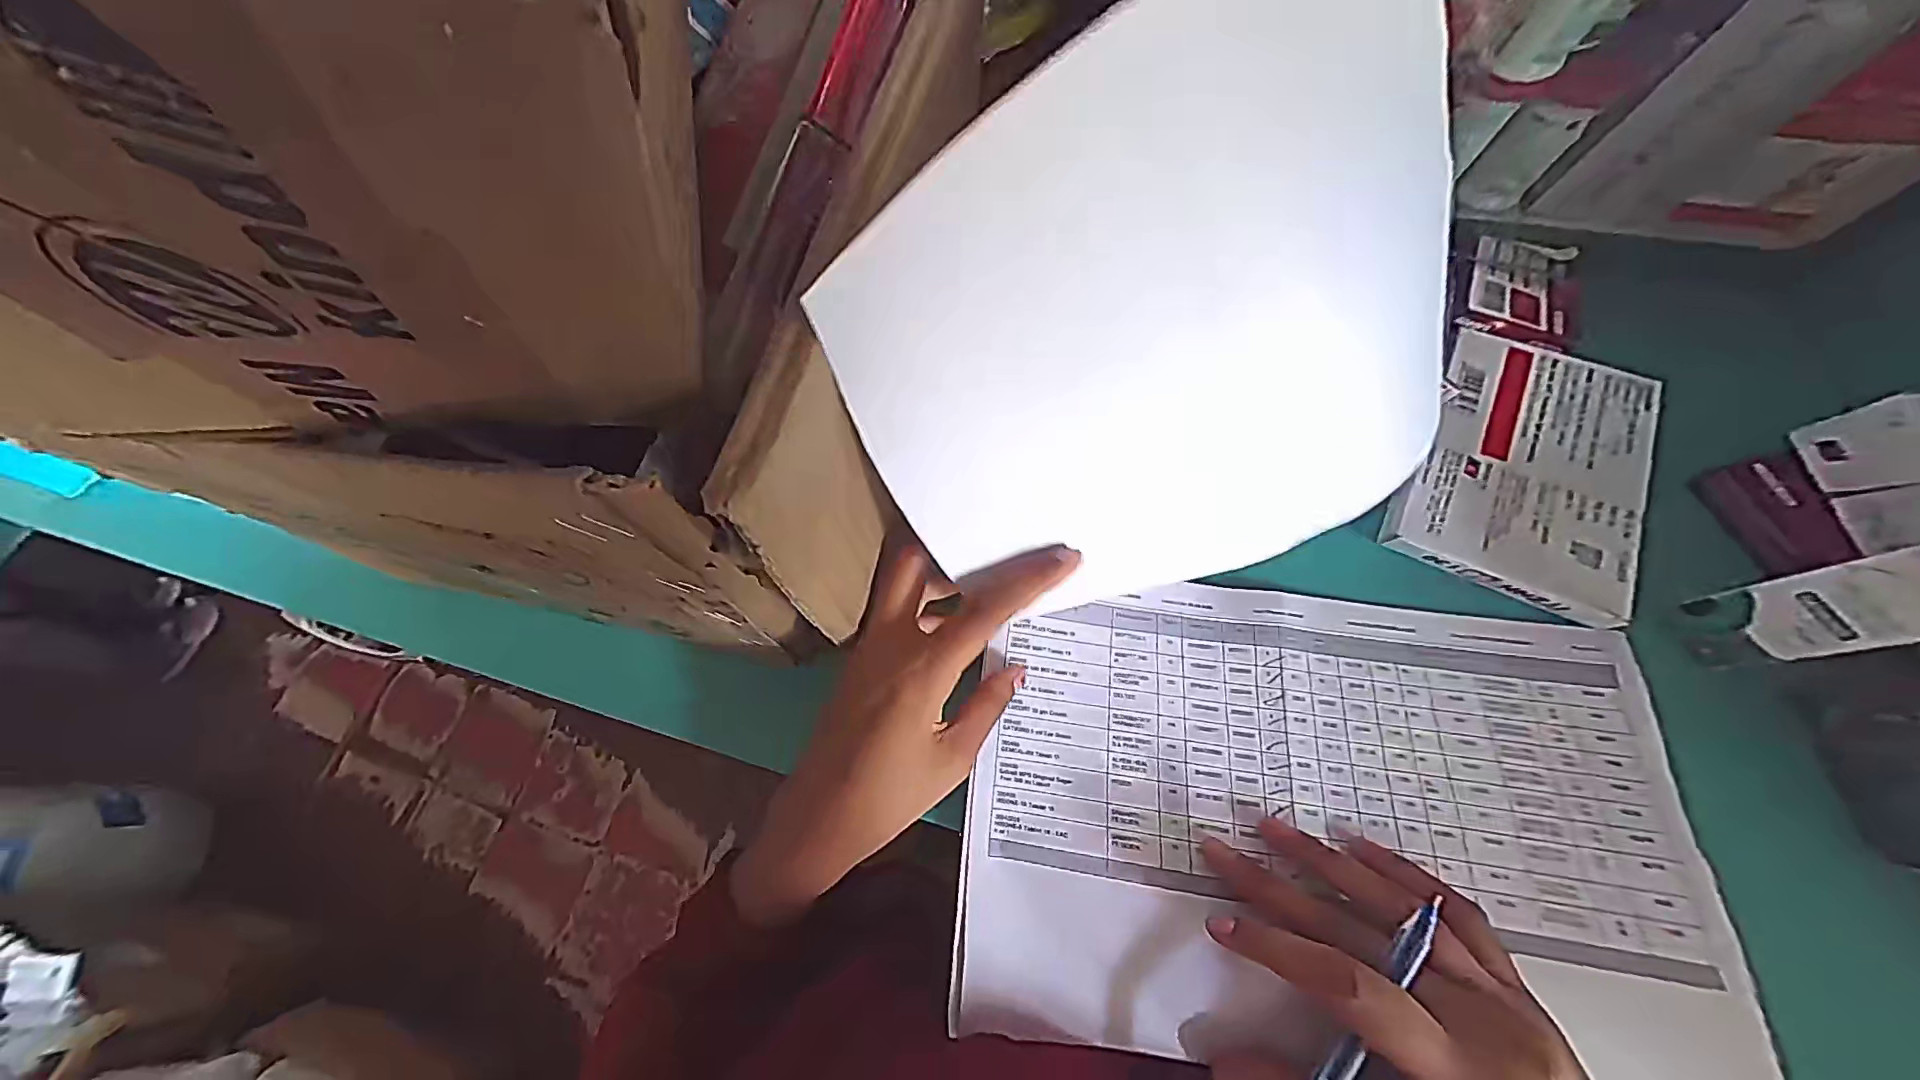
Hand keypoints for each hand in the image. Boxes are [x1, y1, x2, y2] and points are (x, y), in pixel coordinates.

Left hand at [731, 533, 1079, 926]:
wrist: (819, 815)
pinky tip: (951, 627)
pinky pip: (895, 611)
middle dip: (960, 551)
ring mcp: (870, 646)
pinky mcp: (860, 657)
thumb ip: (988, 704)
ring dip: (941, 577)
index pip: (984, 609)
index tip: (1062, 559)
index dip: (1028, 580)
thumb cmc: (888, 796)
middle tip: (1002, 556)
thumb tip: (1016, 668)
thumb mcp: (952, 757)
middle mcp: (891, 642)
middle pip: (917, 564)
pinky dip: (926, 605)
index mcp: (922, 668)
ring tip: (984, 587)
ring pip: (902, 582)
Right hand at [1199, 820, 1588, 1079]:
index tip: (1226, 926)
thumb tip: (1232, 1063)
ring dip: (1332, 863)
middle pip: (1362, 932)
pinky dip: (1404, 875)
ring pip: (1404, 906)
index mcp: (1458, 1067)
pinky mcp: (1516, 990)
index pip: (1348, 984)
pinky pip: (1457, 914)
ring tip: (1283, 832)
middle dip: (1281, 889)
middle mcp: (1485, 1022)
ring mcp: (1504, 999)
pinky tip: (1365, 848)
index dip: (1278, 949)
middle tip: (1230, 856)